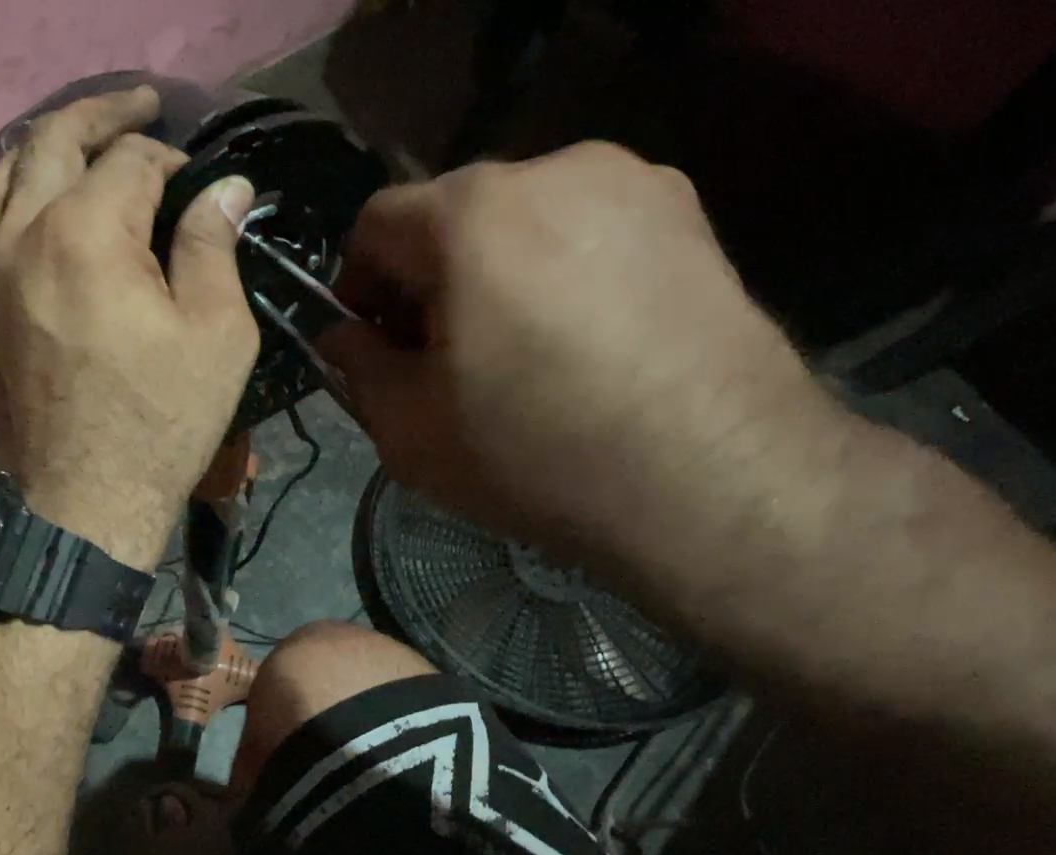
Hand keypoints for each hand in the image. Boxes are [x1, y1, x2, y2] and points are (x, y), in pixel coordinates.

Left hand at [0, 87, 258, 569]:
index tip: (198, 184)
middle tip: (138, 108)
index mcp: (84, 235)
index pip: (129, 160)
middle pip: (50, 142)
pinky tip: (34, 214)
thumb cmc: (157, 426)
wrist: (78, 506)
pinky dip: (7, 202)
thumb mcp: (215, 336)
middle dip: (100, 116)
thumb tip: (223, 189)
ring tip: (76, 146)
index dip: (170, 159)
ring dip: (40, 149)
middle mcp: (17, 237)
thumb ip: (212, 247)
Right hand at [323, 141, 830, 556]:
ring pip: (523, 221)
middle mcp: (553, 170)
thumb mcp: (408, 427)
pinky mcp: (692, 217)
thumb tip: (344, 335)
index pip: (375, 225)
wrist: (711, 482)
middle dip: (430, 281)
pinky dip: (563, 272)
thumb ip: (356, 366)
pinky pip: (590, 231)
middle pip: (452, 216)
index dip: (358, 287)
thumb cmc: (534, 453)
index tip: (374, 347)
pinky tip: (582, 345)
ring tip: (520, 355)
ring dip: (496, 275)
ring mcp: (634, 185)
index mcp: (469, 213)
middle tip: (442, 360)